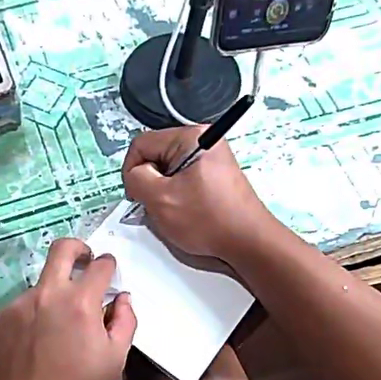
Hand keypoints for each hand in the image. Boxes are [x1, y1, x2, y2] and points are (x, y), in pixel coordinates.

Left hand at [0, 239, 136, 379]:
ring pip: (42, 283)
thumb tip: (122, 299)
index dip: (109, 265)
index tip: (109, 271)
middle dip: (78, 248)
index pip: (100, 265)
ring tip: (60, 327)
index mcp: (79, 302)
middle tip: (86, 260)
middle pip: (62, 249)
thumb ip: (125, 321)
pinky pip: (24, 304)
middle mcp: (46, 294)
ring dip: (55, 292)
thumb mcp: (115, 358)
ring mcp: (19, 304)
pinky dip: (36, 312)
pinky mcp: (0, 318)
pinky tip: (39, 340)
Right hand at [122, 126, 282, 262]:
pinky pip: (184, 183)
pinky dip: (178, 199)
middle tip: (160, 206)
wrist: (248, 242)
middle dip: (151, 184)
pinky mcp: (215, 177)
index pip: (142, 144)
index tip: (137, 194)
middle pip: (156, 157)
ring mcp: (211, 160)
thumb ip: (137, 179)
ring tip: (177, 213)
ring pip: (168, 173)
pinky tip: (187, 214)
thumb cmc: (212, 221)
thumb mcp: (160, 199)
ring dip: (164, 194)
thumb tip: (134, 175)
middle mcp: (204, 142)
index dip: (133, 171)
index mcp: (191, 137)